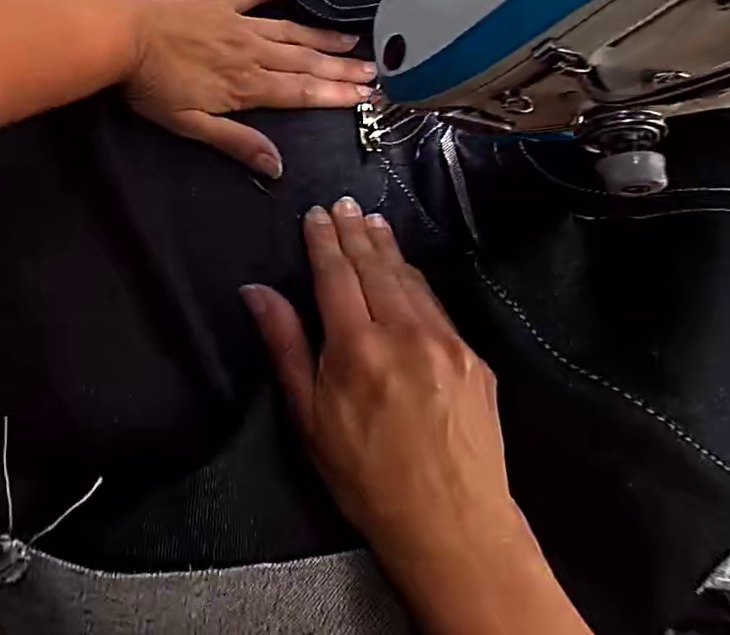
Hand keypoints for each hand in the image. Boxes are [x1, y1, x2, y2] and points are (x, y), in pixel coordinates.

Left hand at [117, 0, 374, 177]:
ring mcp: (239, 24)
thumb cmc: (151, 86)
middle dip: (343, 68)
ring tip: (352, 41)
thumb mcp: (191, 125)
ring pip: (291, 32)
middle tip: (375, 70)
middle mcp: (253, 53)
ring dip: (323, 39)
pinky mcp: (221, 4)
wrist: (122, 34)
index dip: (337, 94)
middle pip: (306, 63)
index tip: (367, 95)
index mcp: (248, 85)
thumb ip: (237, 142)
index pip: (303, 92)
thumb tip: (277, 166)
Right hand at [239, 198, 518, 559]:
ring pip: (408, 278)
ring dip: (386, 246)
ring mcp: (444, 341)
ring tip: (371, 221)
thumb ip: (285, 344)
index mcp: (356, 348)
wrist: (452, 526)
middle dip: (354, 231)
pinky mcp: (472, 355)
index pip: (335, 274)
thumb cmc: (367, 478)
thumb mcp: (309, 418)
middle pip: (373, 266)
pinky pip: (435, 304)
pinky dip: (414, 278)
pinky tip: (404, 267)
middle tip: (343, 204)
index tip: (316, 215)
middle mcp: (403, 333)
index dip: (323, 240)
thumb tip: (257, 292)